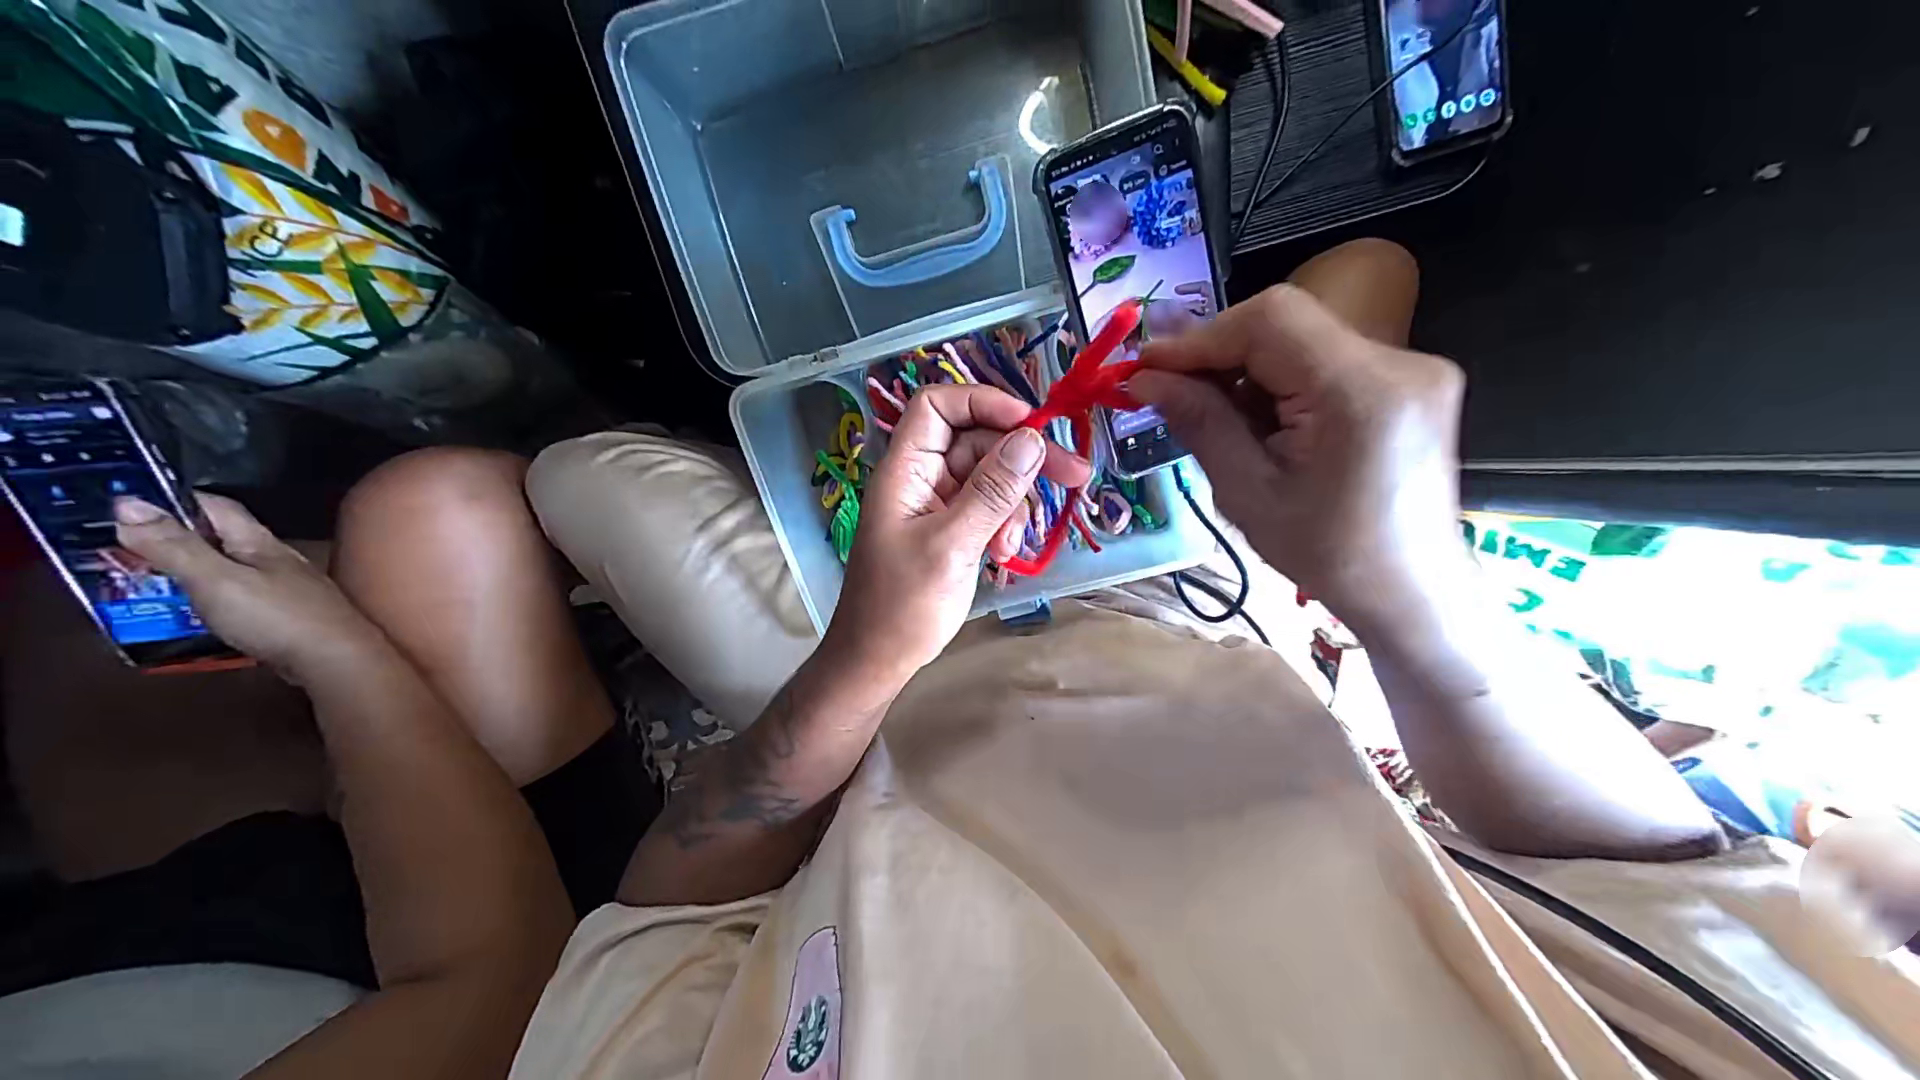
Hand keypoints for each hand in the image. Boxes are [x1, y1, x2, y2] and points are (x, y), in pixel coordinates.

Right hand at [114, 493, 384, 677]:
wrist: (334, 658)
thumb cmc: (277, 616)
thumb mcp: (218, 579)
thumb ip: (176, 546)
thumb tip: (129, 504)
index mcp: (262, 543)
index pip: (218, 507)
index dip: (173, 499)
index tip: (123, 502)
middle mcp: (277, 560)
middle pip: (220, 538)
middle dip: (173, 537)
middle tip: (116, 546)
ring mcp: (284, 588)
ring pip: (228, 568)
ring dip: (188, 569)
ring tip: (140, 577)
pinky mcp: (283, 614)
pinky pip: (236, 596)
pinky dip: (206, 596)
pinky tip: (186, 609)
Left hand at [831, 385, 1090, 684]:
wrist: (880, 657)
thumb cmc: (902, 605)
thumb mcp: (950, 545)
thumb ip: (991, 491)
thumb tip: (1031, 440)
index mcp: (905, 469)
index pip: (938, 406)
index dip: (983, 402)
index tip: (1030, 423)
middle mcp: (922, 477)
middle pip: (978, 440)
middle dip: (1022, 456)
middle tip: (1074, 475)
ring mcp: (938, 503)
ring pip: (991, 475)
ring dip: (1014, 502)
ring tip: (1012, 543)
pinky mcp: (953, 528)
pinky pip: (990, 507)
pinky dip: (1005, 523)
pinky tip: (1004, 553)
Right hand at [1129, 283, 1466, 635]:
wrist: (1410, 589)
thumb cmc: (1326, 555)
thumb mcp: (1247, 493)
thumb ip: (1199, 422)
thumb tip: (1143, 378)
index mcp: (1362, 393)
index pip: (1270, 321)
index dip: (1200, 337)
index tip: (1147, 367)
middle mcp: (1398, 362)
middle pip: (1285, 322)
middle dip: (1218, 354)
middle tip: (1170, 391)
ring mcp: (1410, 367)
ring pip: (1300, 337)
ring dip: (1244, 369)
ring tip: (1217, 417)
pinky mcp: (1406, 380)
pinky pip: (1322, 358)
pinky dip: (1276, 380)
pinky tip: (1259, 421)